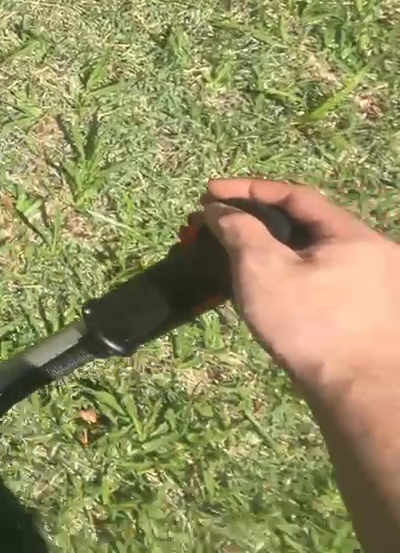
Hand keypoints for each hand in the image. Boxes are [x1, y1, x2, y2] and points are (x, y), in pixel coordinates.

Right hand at [202, 178, 399, 397]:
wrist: (360, 389)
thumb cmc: (309, 320)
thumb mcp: (261, 266)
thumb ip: (238, 227)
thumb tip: (219, 209)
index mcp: (356, 239)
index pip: (295, 196)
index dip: (246, 188)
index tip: (208, 193)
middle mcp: (372, 255)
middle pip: (299, 222)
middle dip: (246, 217)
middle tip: (206, 222)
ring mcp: (370, 283)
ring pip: (302, 247)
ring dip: (255, 241)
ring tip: (217, 248)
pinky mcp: (360, 305)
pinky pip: (311, 269)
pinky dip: (274, 262)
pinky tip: (248, 273)